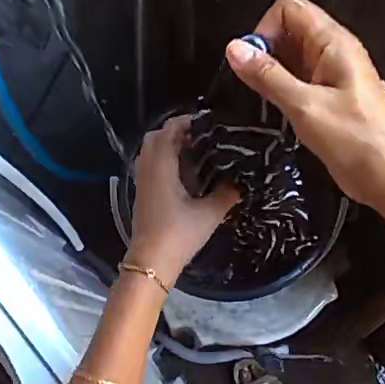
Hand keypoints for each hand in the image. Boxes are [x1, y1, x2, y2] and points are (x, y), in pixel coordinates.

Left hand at [127, 114, 239, 285]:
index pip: (169, 130)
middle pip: (156, 136)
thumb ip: (228, 194)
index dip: (186, 121)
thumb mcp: (209, 213)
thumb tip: (243, 181)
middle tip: (202, 135)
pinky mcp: (143, 194)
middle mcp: (147, 168)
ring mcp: (142, 181)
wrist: (151, 262)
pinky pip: (150, 166)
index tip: (208, 122)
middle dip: (176, 131)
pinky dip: (164, 160)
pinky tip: (185, 173)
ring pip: (151, 152)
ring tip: (196, 151)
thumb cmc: (179, 234)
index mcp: (161, 166)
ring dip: (169, 146)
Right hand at [225, 0, 384, 213]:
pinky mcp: (329, 97)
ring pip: (291, 57)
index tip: (254, 63)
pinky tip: (280, 113)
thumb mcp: (304, 106)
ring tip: (269, 102)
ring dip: (272, 73)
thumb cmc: (357, 141)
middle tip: (258, 86)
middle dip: (265, 52)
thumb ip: (267, 76)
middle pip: (289, 30)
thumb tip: (235, 50)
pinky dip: (282, 90)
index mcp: (334, 44)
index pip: (289, 8)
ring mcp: (332, 74)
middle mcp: (334, 52)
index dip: (265, 30)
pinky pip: (298, 80)